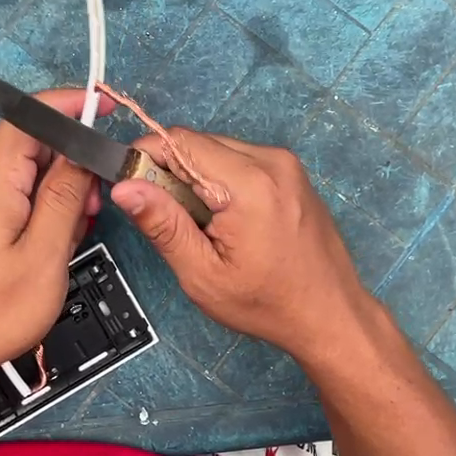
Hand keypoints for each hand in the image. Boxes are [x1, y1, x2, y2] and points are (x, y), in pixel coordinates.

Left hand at [0, 88, 113, 382]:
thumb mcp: (45, 254)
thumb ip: (64, 197)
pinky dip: (47, 206)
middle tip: (94, 201)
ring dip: (62, 188)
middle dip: (72, 159)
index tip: (103, 108)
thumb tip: (82, 149)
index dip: (67, 104)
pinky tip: (57, 239)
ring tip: (76, 227)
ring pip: (31, 169)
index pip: (27, 116)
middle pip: (32, 141)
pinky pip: (21, 193)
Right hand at [109, 129, 375, 363]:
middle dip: (168, 170)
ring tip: (197, 223)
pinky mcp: (289, 172)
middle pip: (196, 142)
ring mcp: (284, 164)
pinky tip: (221, 218)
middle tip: (164, 216)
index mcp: (249, 184)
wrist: (330, 314)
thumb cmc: (266, 303)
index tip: (129, 185)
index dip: (145, 156)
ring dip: (193, 177)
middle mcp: (271, 161)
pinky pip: (238, 159)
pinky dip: (217, 180)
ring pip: (216, 149)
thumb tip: (124, 187)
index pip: (179, 141)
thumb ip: (162, 225)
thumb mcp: (202, 273)